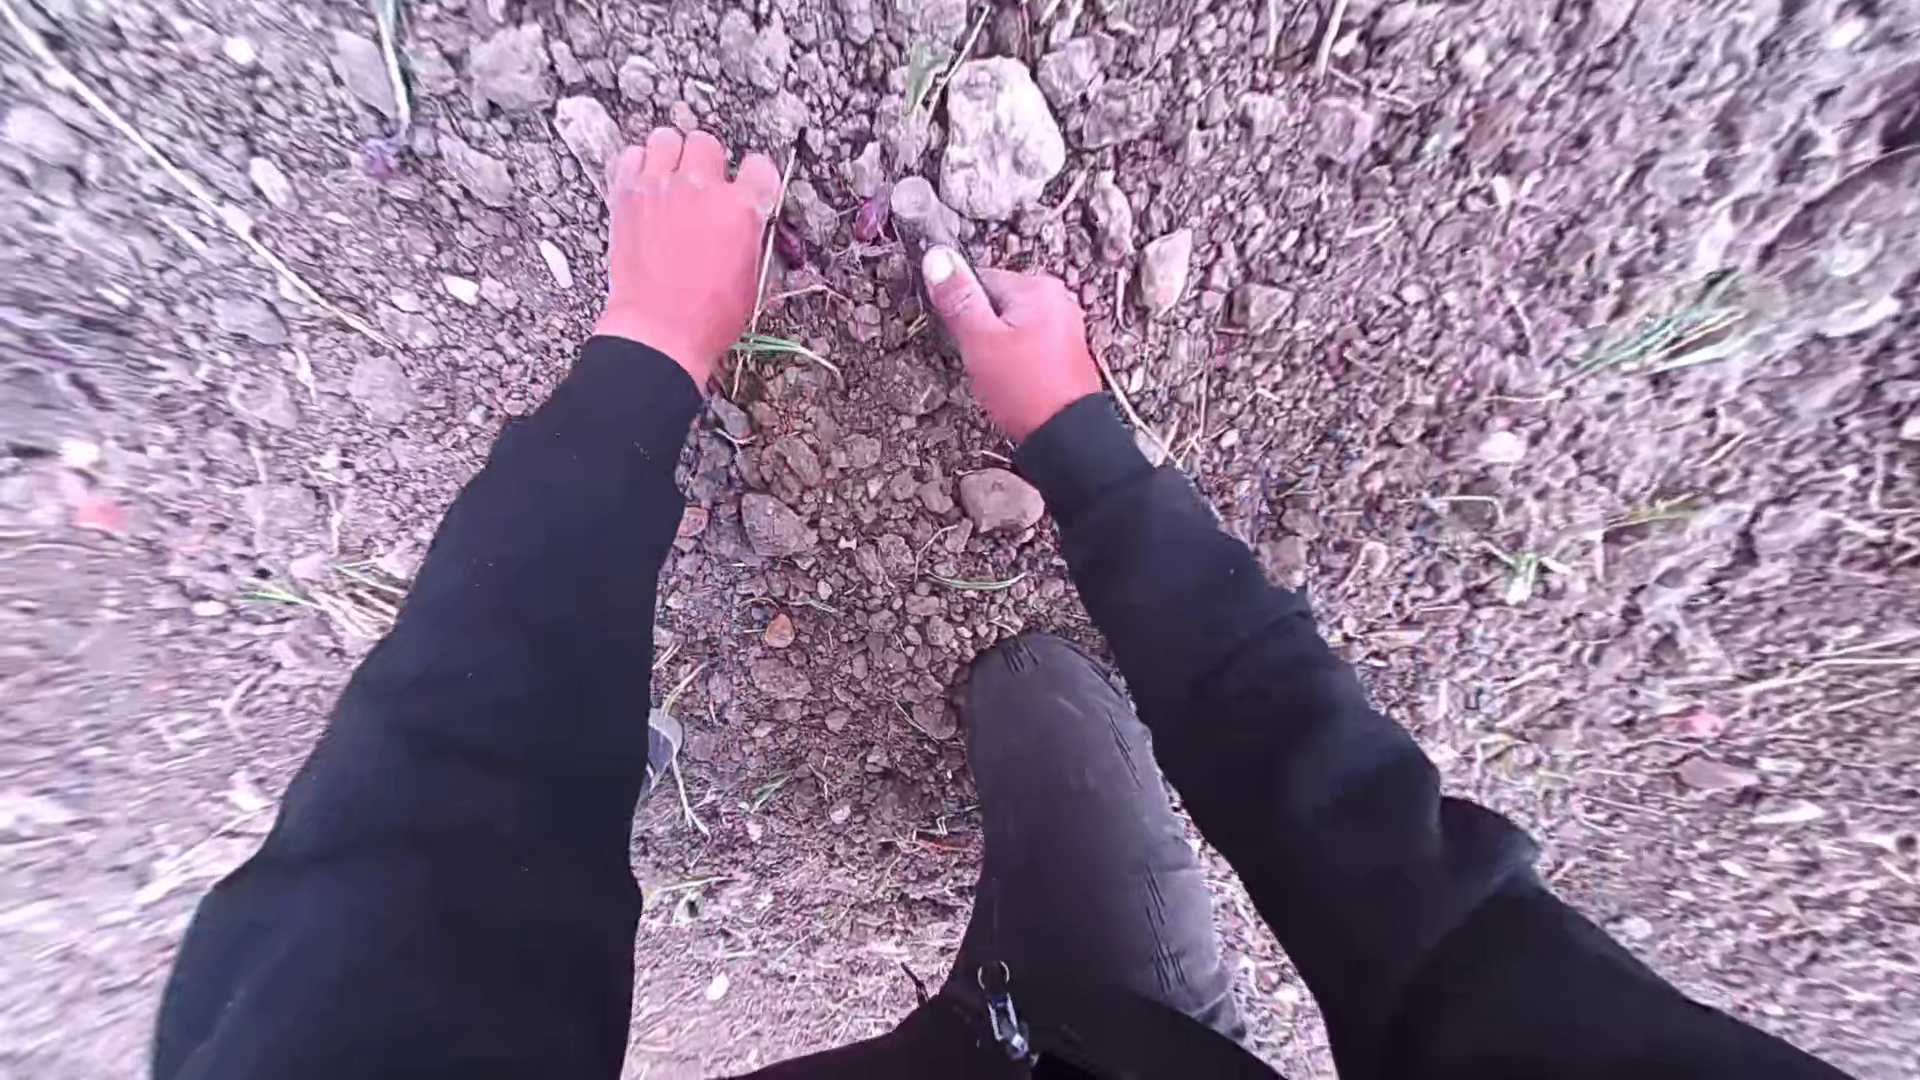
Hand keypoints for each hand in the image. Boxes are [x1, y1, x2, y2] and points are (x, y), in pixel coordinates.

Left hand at [596, 128, 779, 384]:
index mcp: (740, 212)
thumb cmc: (708, 316)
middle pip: (708, 143)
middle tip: (707, 188)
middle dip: (710, 163)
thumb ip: (749, 237)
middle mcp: (700, 189)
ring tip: (675, 181)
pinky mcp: (627, 192)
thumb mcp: (750, 281)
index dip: (757, 178)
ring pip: (668, 138)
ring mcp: (660, 186)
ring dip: (674, 156)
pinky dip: (642, 165)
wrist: (661, 329)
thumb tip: (748, 222)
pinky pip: (633, 153)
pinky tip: (650, 188)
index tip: (751, 187)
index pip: (760, 167)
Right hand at [921, 247, 1101, 440]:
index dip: (962, 310)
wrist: (1064, 437)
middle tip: (983, 361)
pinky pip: (1027, 348)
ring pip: (1011, 330)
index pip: (981, 279)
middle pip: (998, 305)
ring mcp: (1064, 329)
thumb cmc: (1028, 392)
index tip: (961, 335)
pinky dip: (1015, 364)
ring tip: (1000, 377)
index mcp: (1039, 288)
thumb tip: (938, 260)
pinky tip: (1014, 384)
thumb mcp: (980, 341)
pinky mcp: (1064, 355)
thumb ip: (959, 299)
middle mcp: (1057, 302)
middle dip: (982, 332)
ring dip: (998, 351)